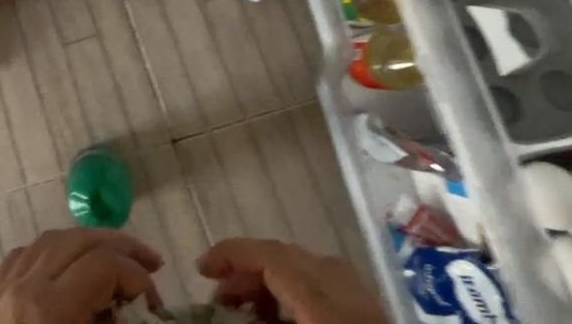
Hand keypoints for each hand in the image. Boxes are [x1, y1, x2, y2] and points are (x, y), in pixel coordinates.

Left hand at [0, 228, 164, 323]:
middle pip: (77, 241)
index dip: (136, 277)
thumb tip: (141, 310)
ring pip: (50, 240)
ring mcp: (3, 290)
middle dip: (119, 246)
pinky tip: (69, 265)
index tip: (153, 304)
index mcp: (51, 311)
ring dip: (87, 244)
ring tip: (116, 258)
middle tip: (151, 262)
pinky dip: (51, 252)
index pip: (102, 265)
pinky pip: (24, 256)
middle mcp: (24, 290)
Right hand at [197, 238, 384, 323]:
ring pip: (305, 270)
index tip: (201, 269)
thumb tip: (223, 308)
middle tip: (219, 299)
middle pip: (285, 258)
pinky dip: (296, 295)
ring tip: (247, 311)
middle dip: (247, 273)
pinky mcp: (370, 313)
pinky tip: (283, 319)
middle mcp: (343, 287)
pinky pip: (325, 288)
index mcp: (323, 300)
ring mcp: (361, 298)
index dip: (231, 255)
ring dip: (270, 284)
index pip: (270, 256)